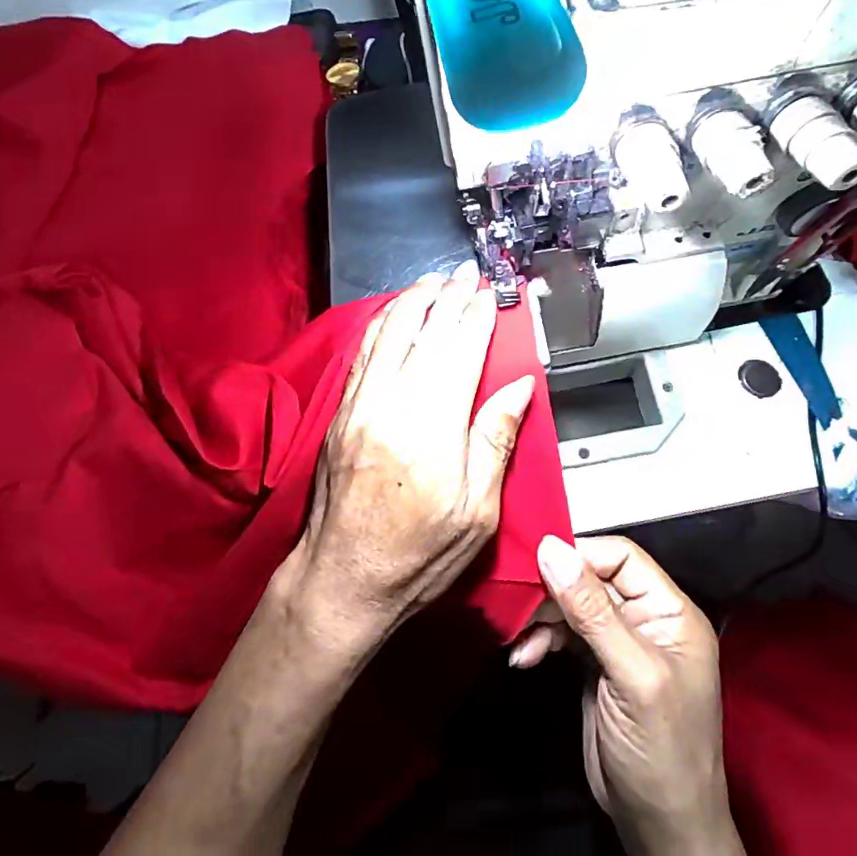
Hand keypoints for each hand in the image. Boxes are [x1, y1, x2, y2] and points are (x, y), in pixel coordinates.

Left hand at [285, 264, 535, 637]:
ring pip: (388, 337)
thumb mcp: (477, 511)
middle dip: (449, 299)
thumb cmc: (417, 555)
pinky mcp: (340, 418)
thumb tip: (517, 389)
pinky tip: (395, 314)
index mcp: (432, 433)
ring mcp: (358, 410)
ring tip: (433, 281)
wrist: (342, 582)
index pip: (460, 354)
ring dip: (413, 302)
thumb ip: (495, 441)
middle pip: (425, 336)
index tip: (490, 294)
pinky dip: (383, 326)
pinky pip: (363, 356)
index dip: (478, 318)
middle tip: (467, 274)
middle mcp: (390, 410)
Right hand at [520, 535, 742, 855]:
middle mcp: (647, 619)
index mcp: (670, 610)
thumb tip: (553, 549)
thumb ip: (594, 613)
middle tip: (518, 605)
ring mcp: (621, 644)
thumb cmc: (663, 748)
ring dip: (543, 619)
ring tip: (518, 641)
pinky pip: (566, 638)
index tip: (536, 560)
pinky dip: (543, 642)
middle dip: (555, 590)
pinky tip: (525, 657)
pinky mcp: (598, 669)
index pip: (623, 559)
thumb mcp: (633, 675)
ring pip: (575, 608)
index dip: (581, 554)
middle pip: (594, 581)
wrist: (661, 826)